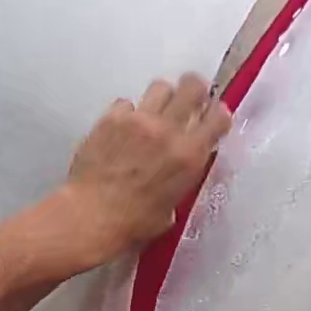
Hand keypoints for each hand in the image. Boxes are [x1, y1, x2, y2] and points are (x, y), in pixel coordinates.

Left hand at [46, 74, 231, 269]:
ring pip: (160, 87)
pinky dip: (127, 113)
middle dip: (194, 90)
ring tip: (153, 112)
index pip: (218, 117)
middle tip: (187, 100)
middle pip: (192, 87)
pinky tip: (121, 129)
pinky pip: (126, 103)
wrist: (91, 217)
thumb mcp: (170, 209)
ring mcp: (139, 121)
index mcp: (189, 156)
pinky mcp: (111, 118)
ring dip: (161, 98)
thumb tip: (178, 174)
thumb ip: (179, 182)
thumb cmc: (132, 224)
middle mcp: (168, 131)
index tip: (212, 117)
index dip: (218, 113)